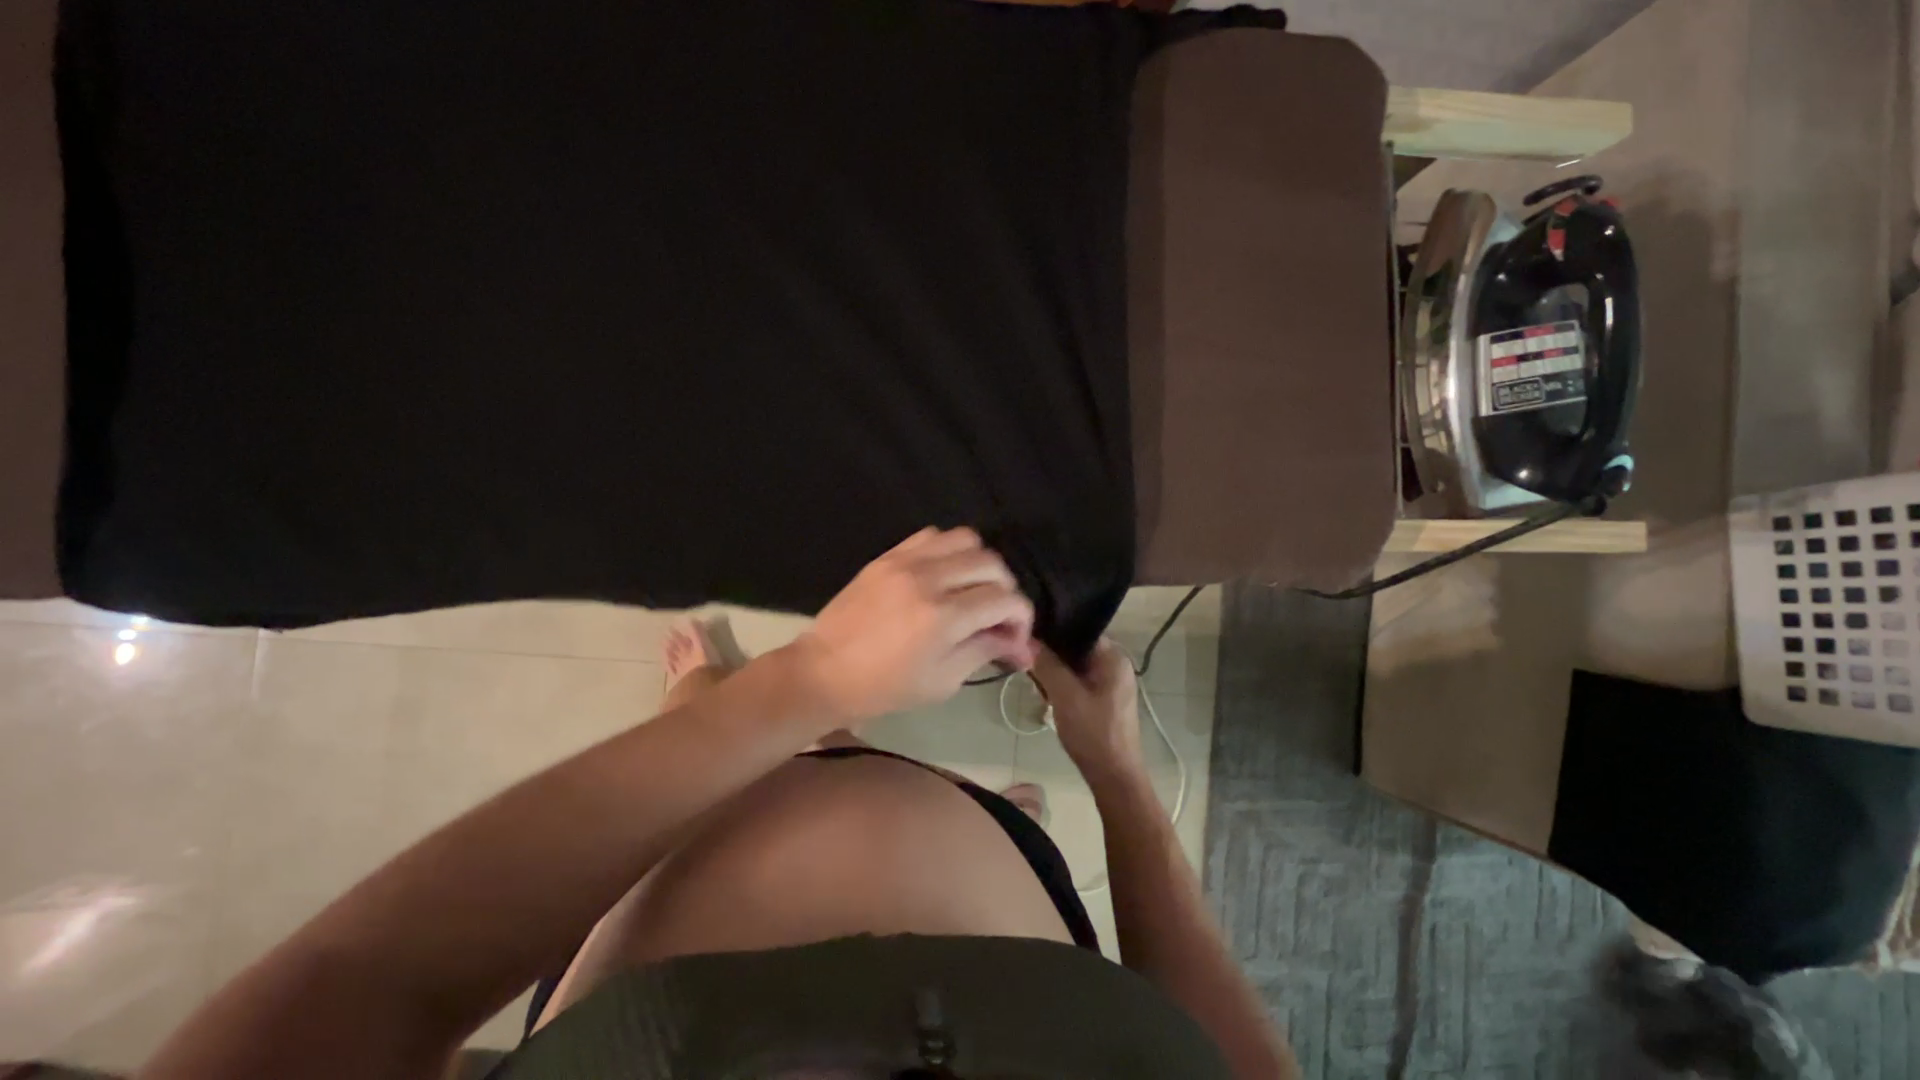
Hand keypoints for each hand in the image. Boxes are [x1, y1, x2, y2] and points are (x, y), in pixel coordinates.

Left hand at [786, 527, 1035, 723]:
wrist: (824, 672)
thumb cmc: (884, 688)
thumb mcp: (943, 681)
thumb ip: (985, 652)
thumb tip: (1023, 646)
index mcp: (944, 617)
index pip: (1006, 600)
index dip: (1022, 619)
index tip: (1015, 640)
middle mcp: (929, 579)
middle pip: (992, 564)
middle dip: (1006, 591)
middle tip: (998, 617)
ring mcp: (906, 561)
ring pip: (966, 539)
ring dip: (980, 564)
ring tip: (973, 591)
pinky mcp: (888, 556)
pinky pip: (932, 535)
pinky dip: (949, 550)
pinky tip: (945, 575)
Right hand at [1030, 639, 1142, 782]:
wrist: (1114, 776)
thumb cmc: (1093, 733)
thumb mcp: (1065, 696)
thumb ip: (1046, 665)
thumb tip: (1027, 639)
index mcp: (1113, 657)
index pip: (1079, 629)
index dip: (1053, 631)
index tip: (1027, 636)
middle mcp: (1116, 664)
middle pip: (1076, 648)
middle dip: (1051, 656)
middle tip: (1027, 662)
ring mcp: (1112, 683)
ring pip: (1075, 666)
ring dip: (1055, 673)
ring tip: (1034, 681)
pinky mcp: (1105, 699)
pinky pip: (1080, 682)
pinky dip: (1063, 686)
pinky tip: (1047, 696)